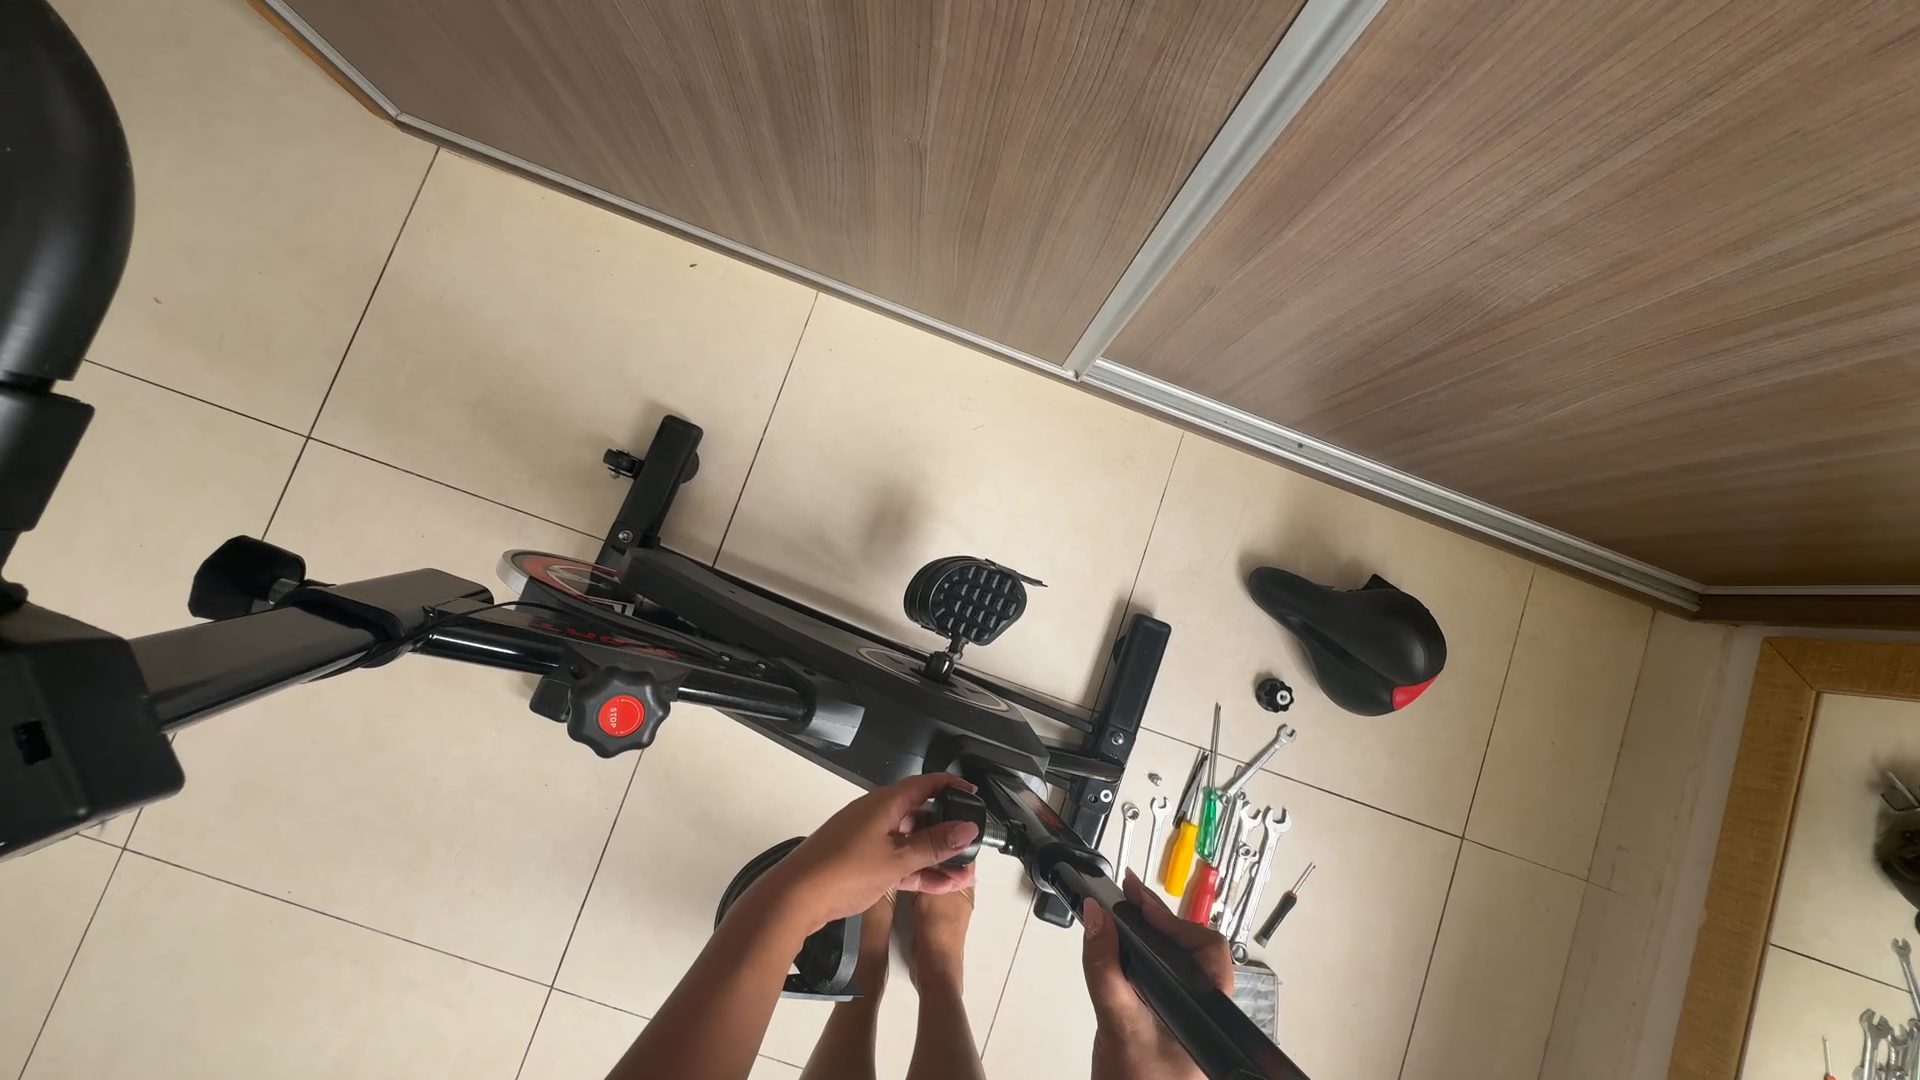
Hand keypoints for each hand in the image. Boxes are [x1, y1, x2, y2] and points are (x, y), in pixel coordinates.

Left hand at [751, 773, 980, 933]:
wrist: (795, 898)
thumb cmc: (845, 870)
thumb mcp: (897, 858)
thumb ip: (934, 844)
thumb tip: (967, 829)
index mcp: (886, 802)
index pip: (927, 784)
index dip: (953, 787)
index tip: (975, 798)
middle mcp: (879, 815)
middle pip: (921, 814)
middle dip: (948, 831)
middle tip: (972, 846)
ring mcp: (870, 839)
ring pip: (912, 842)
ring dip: (936, 857)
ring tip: (964, 874)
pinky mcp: (863, 862)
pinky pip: (899, 861)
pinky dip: (918, 871)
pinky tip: (942, 886)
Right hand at [1081, 871, 1233, 1079]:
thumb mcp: (1115, 1020)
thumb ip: (1104, 965)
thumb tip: (1097, 914)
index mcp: (1206, 1009)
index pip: (1207, 948)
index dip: (1173, 922)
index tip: (1137, 904)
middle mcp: (1204, 1009)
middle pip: (1192, 947)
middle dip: (1160, 917)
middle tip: (1127, 892)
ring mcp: (1187, 1015)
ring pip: (1178, 960)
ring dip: (1152, 932)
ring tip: (1125, 906)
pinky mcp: (1167, 1018)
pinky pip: (1162, 974)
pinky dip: (1142, 952)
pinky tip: (1121, 942)